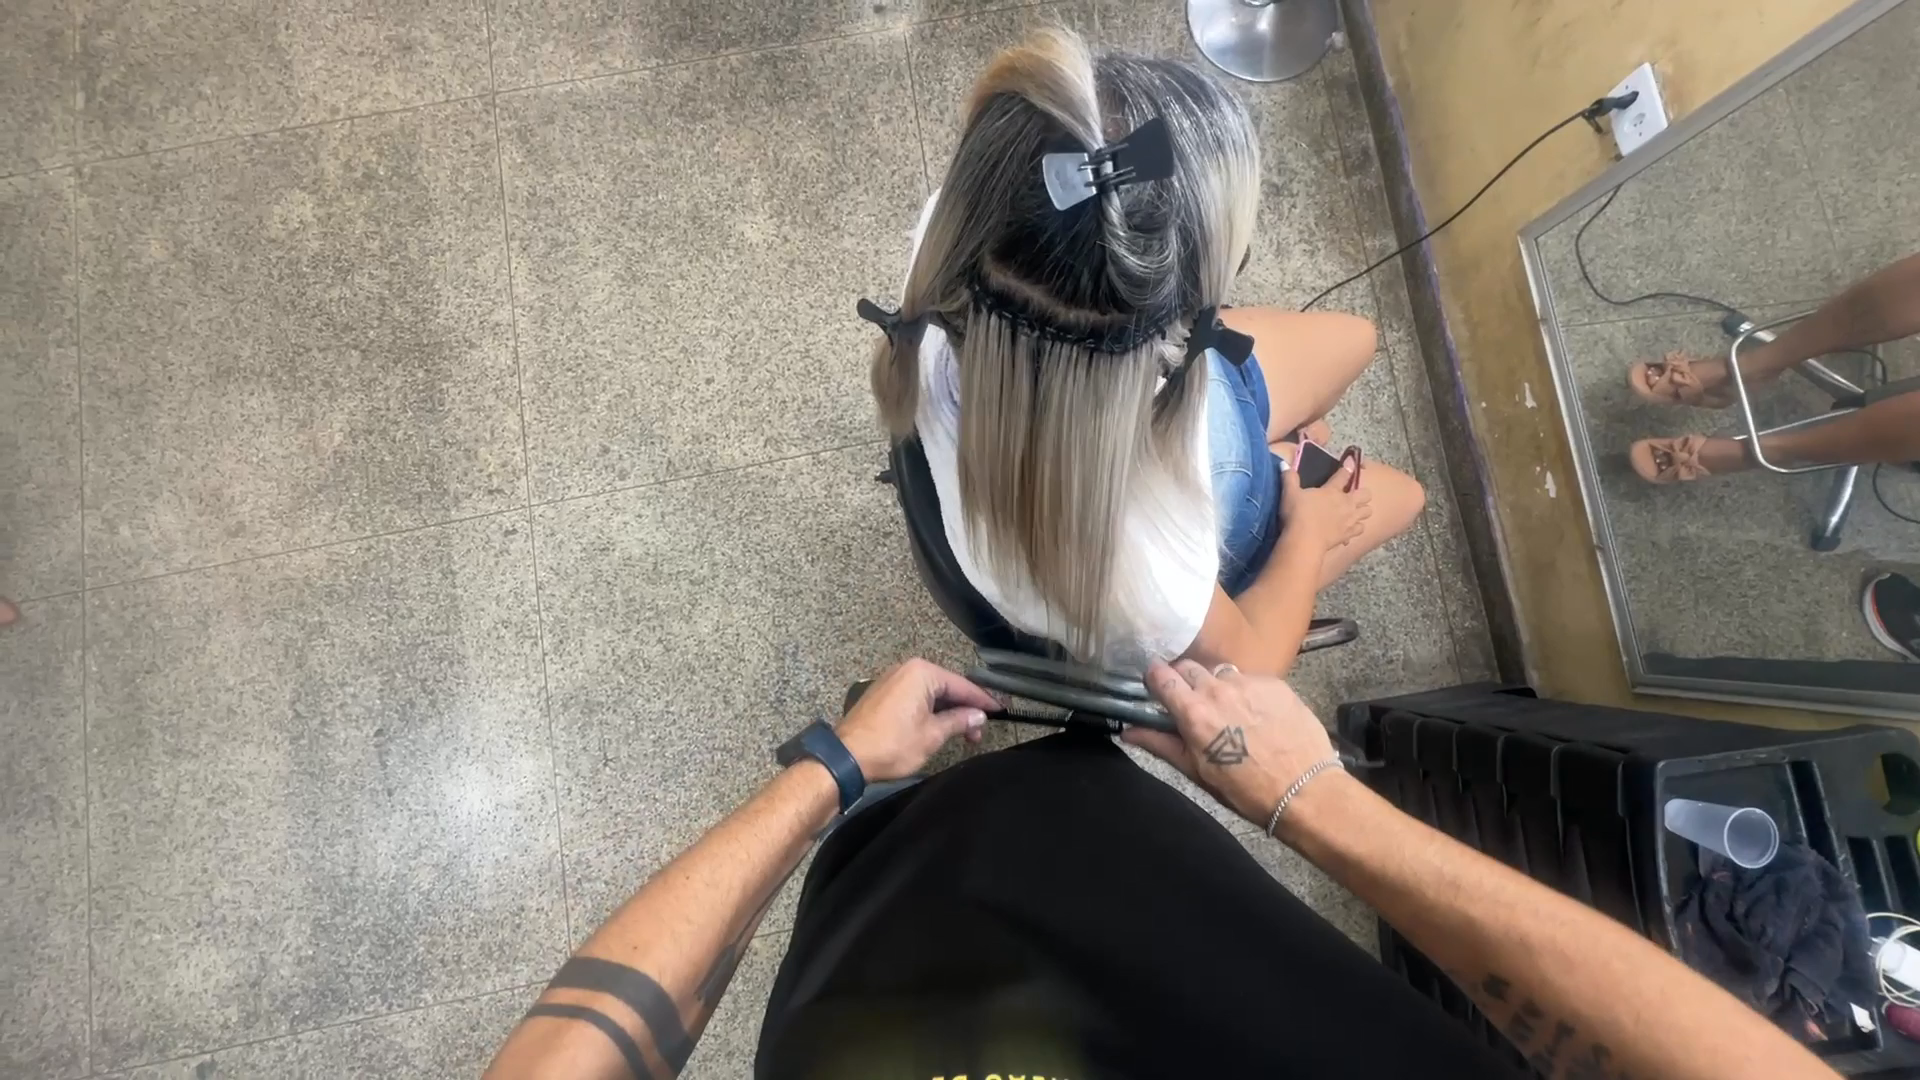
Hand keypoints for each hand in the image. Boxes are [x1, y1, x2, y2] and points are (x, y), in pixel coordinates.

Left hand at [834, 659, 997, 782]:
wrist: (847, 757)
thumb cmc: (892, 744)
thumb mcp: (932, 735)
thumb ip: (959, 720)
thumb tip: (979, 715)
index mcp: (922, 672)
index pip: (961, 685)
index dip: (982, 700)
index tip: (1001, 711)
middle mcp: (907, 668)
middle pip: (946, 687)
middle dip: (964, 709)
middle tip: (978, 733)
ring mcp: (893, 679)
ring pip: (931, 692)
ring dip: (947, 712)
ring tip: (963, 734)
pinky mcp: (884, 692)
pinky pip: (915, 695)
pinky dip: (930, 709)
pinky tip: (940, 726)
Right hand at [1122, 659, 1340, 828]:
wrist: (1307, 793)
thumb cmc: (1245, 790)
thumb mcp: (1196, 771)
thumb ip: (1160, 744)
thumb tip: (1127, 732)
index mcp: (1193, 712)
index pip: (1161, 675)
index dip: (1155, 678)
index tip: (1156, 687)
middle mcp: (1217, 689)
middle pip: (1188, 668)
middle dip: (1184, 681)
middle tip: (1193, 704)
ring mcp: (1248, 683)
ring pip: (1220, 673)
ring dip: (1217, 687)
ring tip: (1231, 712)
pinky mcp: (1275, 684)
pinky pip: (1250, 680)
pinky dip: (1247, 693)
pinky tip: (1259, 716)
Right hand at [1278, 457, 1371, 552]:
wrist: (1304, 539)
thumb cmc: (1297, 514)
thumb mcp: (1289, 494)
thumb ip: (1289, 478)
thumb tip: (1284, 464)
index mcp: (1332, 490)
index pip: (1344, 475)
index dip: (1348, 468)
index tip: (1351, 463)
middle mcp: (1346, 503)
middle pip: (1366, 494)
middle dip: (1362, 494)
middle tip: (1352, 496)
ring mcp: (1350, 519)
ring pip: (1368, 511)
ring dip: (1362, 511)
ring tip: (1354, 512)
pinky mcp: (1349, 533)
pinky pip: (1360, 529)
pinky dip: (1356, 528)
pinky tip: (1349, 529)